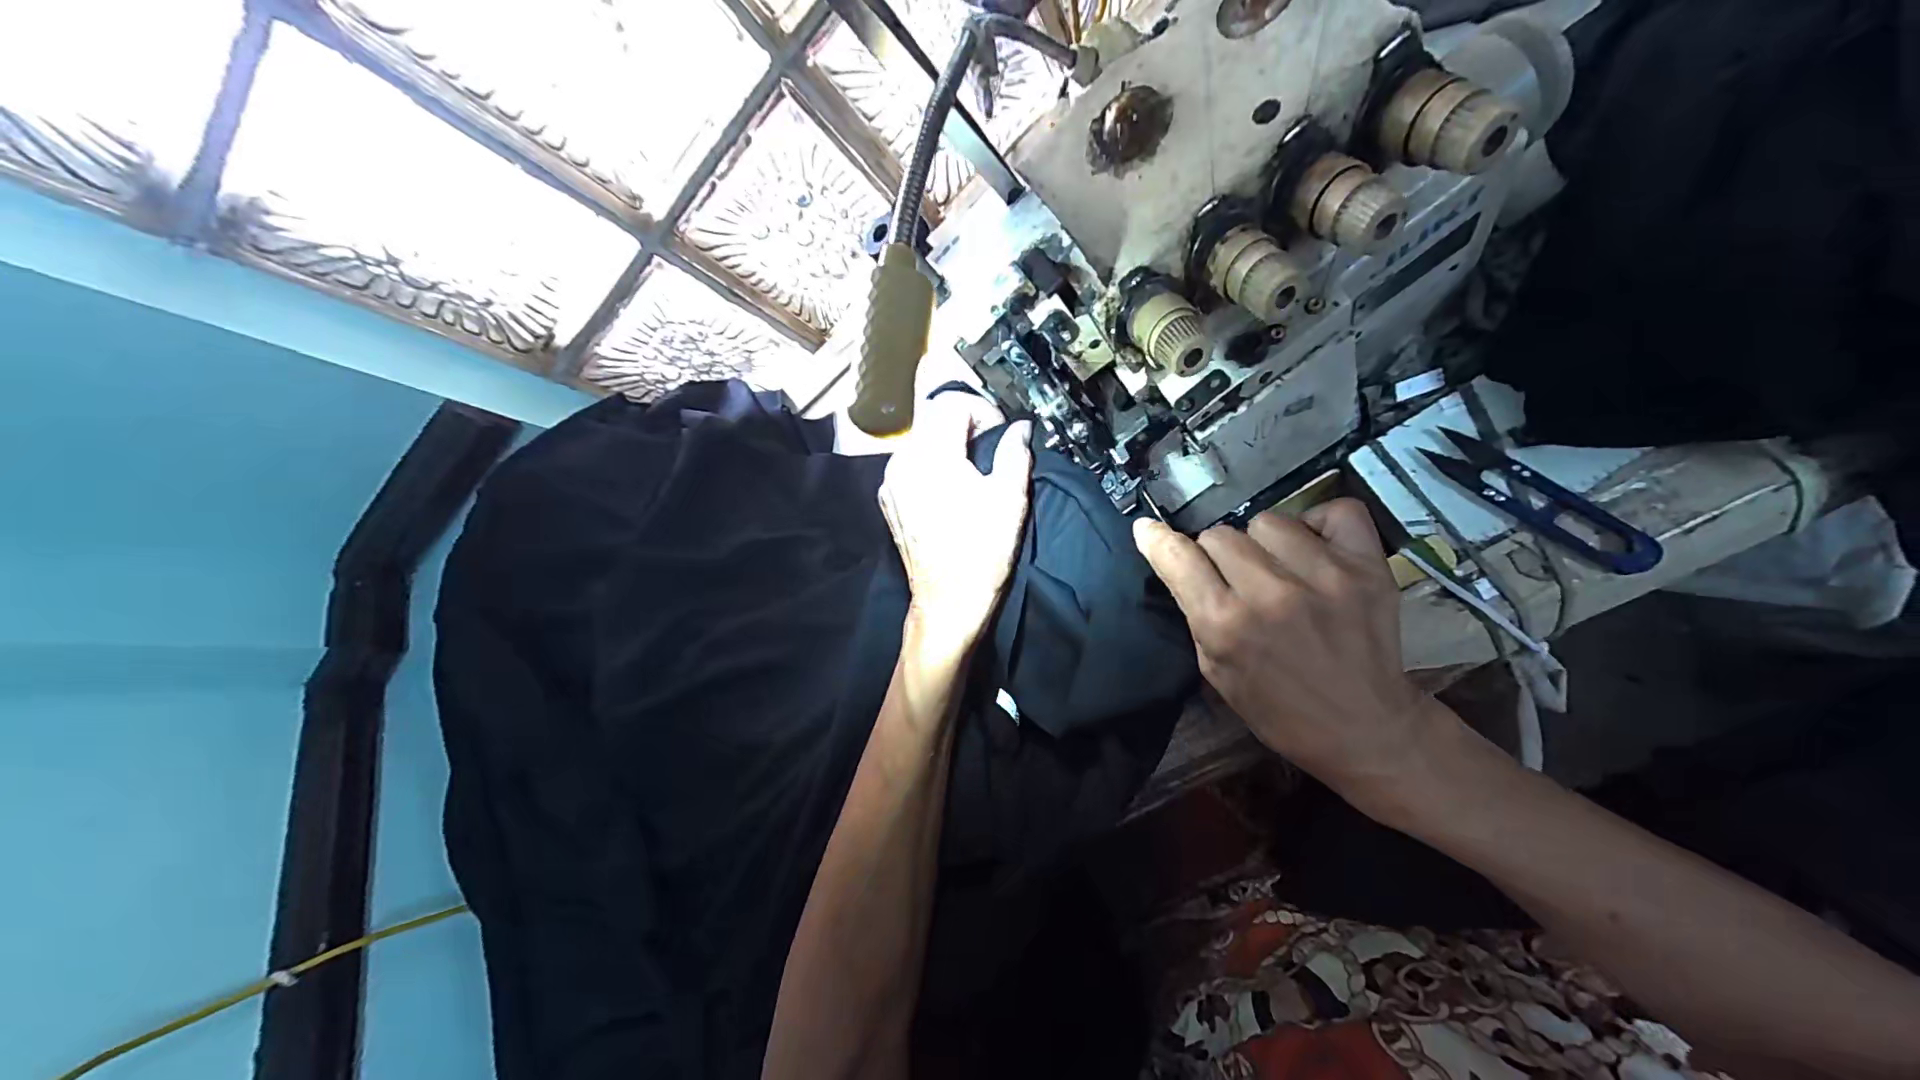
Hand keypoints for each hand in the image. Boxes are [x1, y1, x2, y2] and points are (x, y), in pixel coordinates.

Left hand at [878, 396, 1032, 654]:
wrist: (948, 602)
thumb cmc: (981, 554)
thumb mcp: (1010, 498)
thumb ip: (1015, 452)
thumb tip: (1021, 429)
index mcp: (932, 456)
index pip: (954, 404)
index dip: (983, 411)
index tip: (1000, 431)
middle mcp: (903, 463)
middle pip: (935, 420)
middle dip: (966, 426)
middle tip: (992, 450)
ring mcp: (891, 483)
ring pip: (922, 442)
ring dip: (949, 446)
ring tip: (974, 473)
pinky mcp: (890, 501)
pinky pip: (910, 467)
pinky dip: (931, 467)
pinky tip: (952, 492)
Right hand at [1132, 499, 1456, 813]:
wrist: (1363, 729)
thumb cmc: (1279, 709)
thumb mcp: (1215, 669)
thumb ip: (1196, 612)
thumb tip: (1175, 561)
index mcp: (1225, 624)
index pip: (1177, 555)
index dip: (1155, 539)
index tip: (1148, 530)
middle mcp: (1270, 593)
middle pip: (1219, 534)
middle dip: (1217, 556)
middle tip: (1234, 581)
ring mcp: (1324, 575)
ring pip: (1267, 521)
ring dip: (1263, 543)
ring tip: (1279, 570)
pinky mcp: (1368, 568)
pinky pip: (1337, 511)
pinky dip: (1320, 524)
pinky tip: (1316, 549)